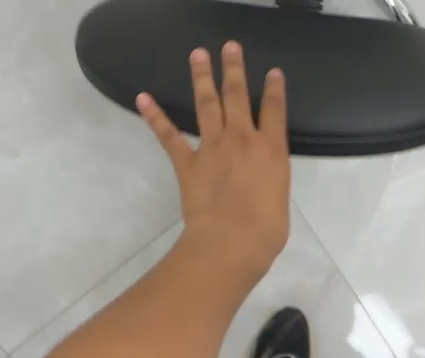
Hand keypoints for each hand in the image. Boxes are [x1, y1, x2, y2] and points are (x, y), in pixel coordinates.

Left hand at [137, 43, 291, 284]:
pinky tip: (143, 98)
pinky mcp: (188, 163)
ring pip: (206, 104)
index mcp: (271, 151)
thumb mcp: (280, 203)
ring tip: (198, 56)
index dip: (274, 89)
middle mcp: (242, 139)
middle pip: (237, 95)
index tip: (273, 73)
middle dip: (234, 69)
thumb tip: (260, 182)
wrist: (231, 242)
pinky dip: (154, 116)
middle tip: (229, 47)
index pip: (274, 111)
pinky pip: (169, 135)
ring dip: (201, 77)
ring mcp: (212, 148)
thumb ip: (270, 183)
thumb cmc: (265, 232)